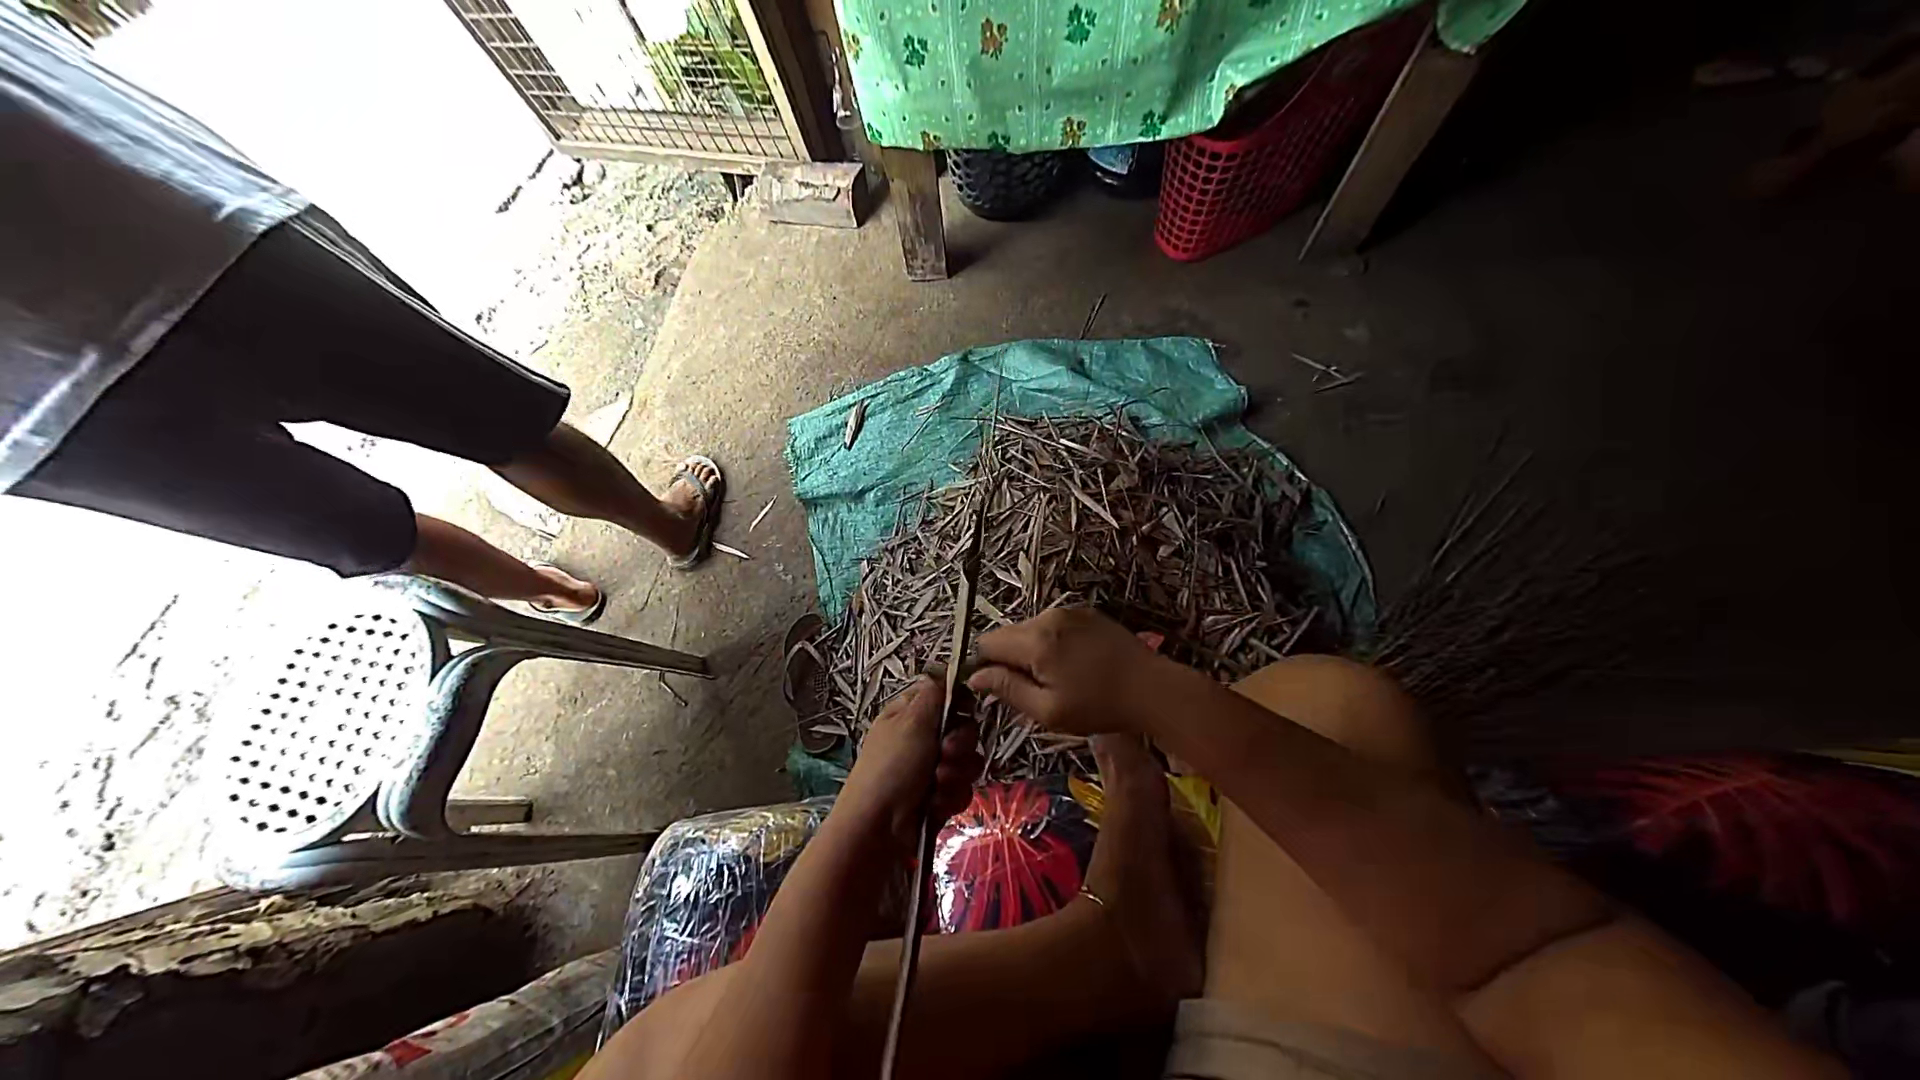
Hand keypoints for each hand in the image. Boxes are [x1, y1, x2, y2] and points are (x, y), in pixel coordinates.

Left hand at [840, 675, 982, 848]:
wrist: (878, 830)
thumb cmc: (891, 768)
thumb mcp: (911, 721)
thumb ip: (934, 694)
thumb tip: (947, 673)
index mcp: (908, 714)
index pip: (944, 697)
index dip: (957, 705)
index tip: (961, 713)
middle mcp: (920, 739)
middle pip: (962, 730)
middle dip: (959, 746)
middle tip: (944, 755)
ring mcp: (928, 770)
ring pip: (966, 762)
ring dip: (955, 775)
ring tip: (936, 785)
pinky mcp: (937, 798)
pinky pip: (961, 789)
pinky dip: (951, 797)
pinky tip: (935, 804)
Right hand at [967, 608, 1182, 735]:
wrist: (1152, 689)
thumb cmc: (1099, 707)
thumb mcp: (1048, 710)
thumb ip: (1007, 690)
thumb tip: (974, 677)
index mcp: (1036, 641)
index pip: (986, 643)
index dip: (985, 666)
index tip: (999, 687)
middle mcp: (1048, 617)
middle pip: (1007, 634)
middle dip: (1009, 659)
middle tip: (1033, 689)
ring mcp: (1068, 611)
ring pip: (1029, 630)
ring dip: (1031, 652)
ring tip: (1058, 678)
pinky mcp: (1085, 613)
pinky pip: (1052, 625)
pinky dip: (1051, 643)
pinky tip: (1073, 665)